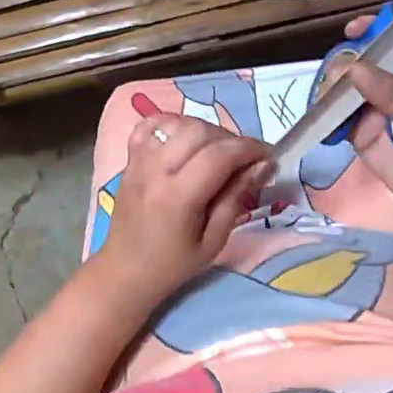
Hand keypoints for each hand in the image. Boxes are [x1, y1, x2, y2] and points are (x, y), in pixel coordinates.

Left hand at [95, 114, 272, 301]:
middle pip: (199, 131)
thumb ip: (236, 198)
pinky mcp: (130, 159)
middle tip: (242, 159)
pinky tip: (185, 140)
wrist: (125, 269)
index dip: (249, 148)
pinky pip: (150, 125)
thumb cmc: (173, 263)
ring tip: (216, 151)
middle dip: (229, 139)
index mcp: (177, 196)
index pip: (219, 155)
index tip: (267, 155)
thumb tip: (262, 165)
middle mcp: (155, 171)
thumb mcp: (214, 240)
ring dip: (204, 130)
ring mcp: (138, 161)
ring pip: (177, 123)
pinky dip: (172, 124)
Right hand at [325, 14, 392, 218]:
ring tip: (323, 101)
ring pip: (343, 92)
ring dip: (329, 91)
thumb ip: (391, 92)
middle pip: (359, 66)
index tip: (351, 30)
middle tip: (333, 80)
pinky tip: (318, 118)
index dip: (371, 32)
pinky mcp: (362, 138)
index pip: (391, 43)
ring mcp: (375, 113)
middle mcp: (392, 88)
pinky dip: (324, 117)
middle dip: (342, 65)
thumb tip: (350, 68)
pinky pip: (337, 120)